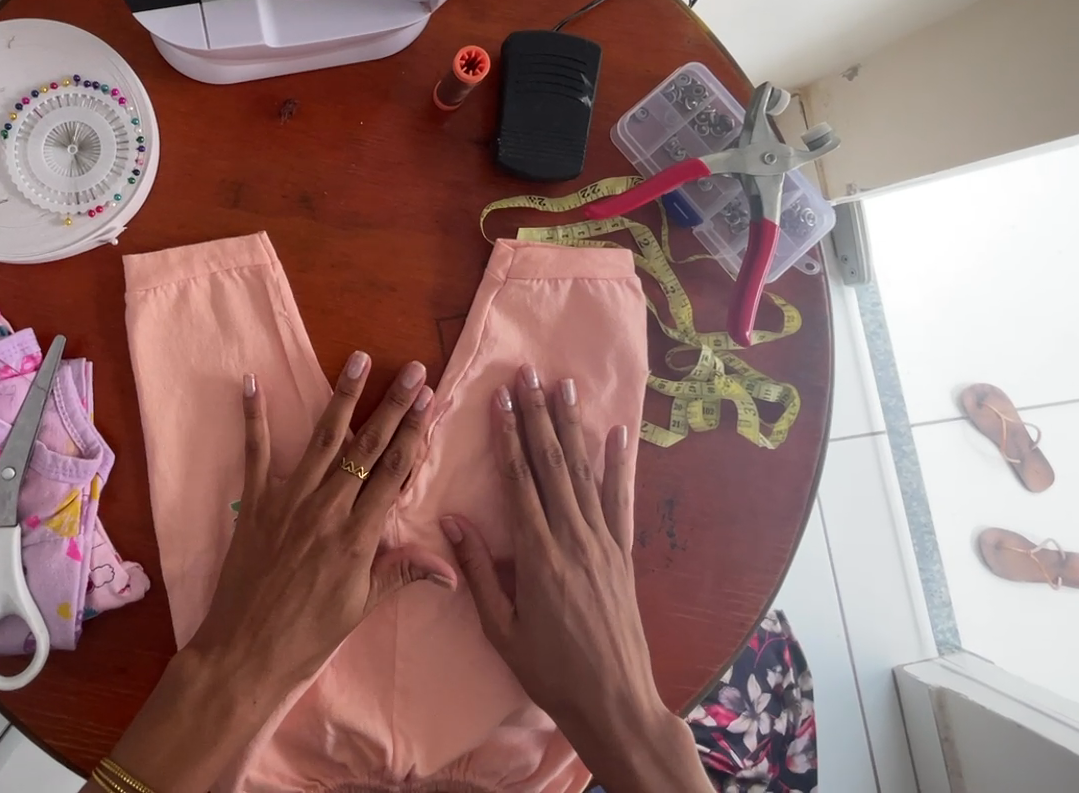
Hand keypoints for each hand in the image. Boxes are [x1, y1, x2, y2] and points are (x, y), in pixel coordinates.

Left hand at [87, 353, 453, 792]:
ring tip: (359, 359)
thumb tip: (451, 569)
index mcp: (358, 535)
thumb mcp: (361, 607)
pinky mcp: (256, 502)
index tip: (429, 400)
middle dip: (392, 405)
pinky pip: (256, 453)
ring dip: (343, 397)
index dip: (415, 433)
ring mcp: (289, 500)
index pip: (394, 472)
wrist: (247, 652)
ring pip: (323, 439)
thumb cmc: (310, 635)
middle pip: (367, 447)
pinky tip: (251, 383)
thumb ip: (401, 573)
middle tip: (412, 370)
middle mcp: (327, 508)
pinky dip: (255, 417)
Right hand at [440, 365, 706, 792]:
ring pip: (585, 473)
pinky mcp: (625, 553)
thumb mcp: (501, 628)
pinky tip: (617, 434)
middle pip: (552, 464)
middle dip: (538, 416)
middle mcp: (573, 537)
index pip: (519, 480)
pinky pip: (621, 500)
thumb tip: (453, 520)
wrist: (616, 703)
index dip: (508, 436)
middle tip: (529, 375)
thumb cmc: (549, 669)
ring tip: (565, 387)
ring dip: (573, 427)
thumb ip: (477, 571)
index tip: (500, 398)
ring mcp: (604, 542)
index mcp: (538, 555)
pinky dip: (619, 465)